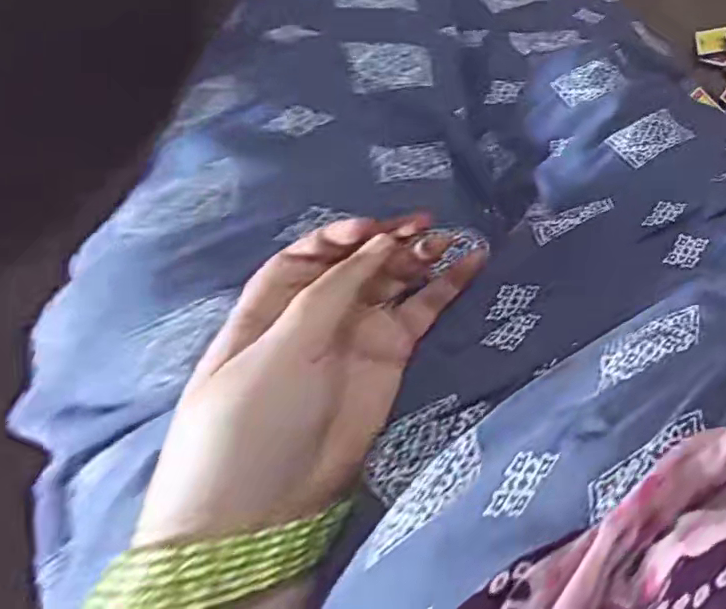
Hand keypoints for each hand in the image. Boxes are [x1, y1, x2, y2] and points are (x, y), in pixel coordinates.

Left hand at [133, 215, 485, 545]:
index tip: (374, 228)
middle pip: (359, 261)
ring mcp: (359, 331)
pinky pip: (426, 306)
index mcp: (273, 309)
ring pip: (397, 279)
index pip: (308, 256)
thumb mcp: (280, 348)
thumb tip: (380, 241)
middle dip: (389, 238)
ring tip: (449, 240)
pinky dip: (450, 283)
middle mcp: (319, 313)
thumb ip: (333, 291)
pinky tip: (473, 261)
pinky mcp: (393, 350)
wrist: (268, 501)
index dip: (340, 235)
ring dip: (422, 255)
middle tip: (424, 224)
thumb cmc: (253, 418)